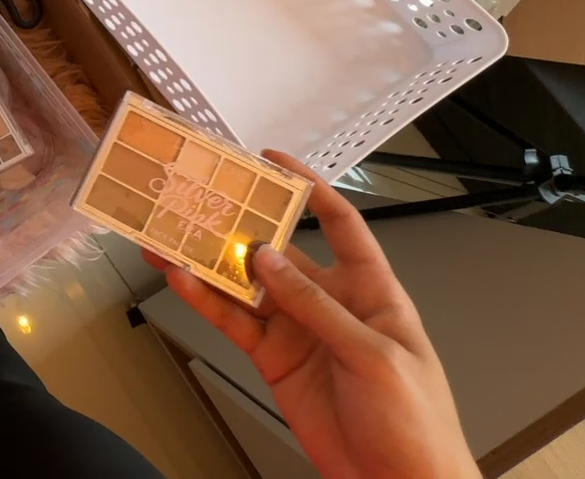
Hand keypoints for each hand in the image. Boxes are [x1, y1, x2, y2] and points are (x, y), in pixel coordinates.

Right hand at [147, 151, 478, 478]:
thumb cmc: (417, 425)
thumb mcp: (375, 357)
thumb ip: (317, 306)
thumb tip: (266, 256)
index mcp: (368, 291)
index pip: (340, 225)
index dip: (310, 188)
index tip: (272, 160)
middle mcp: (325, 300)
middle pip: (274, 248)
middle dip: (236, 223)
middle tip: (197, 200)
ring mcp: (293, 326)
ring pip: (241, 281)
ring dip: (205, 261)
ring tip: (168, 240)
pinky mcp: (269, 353)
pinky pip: (230, 317)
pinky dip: (203, 299)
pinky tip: (182, 281)